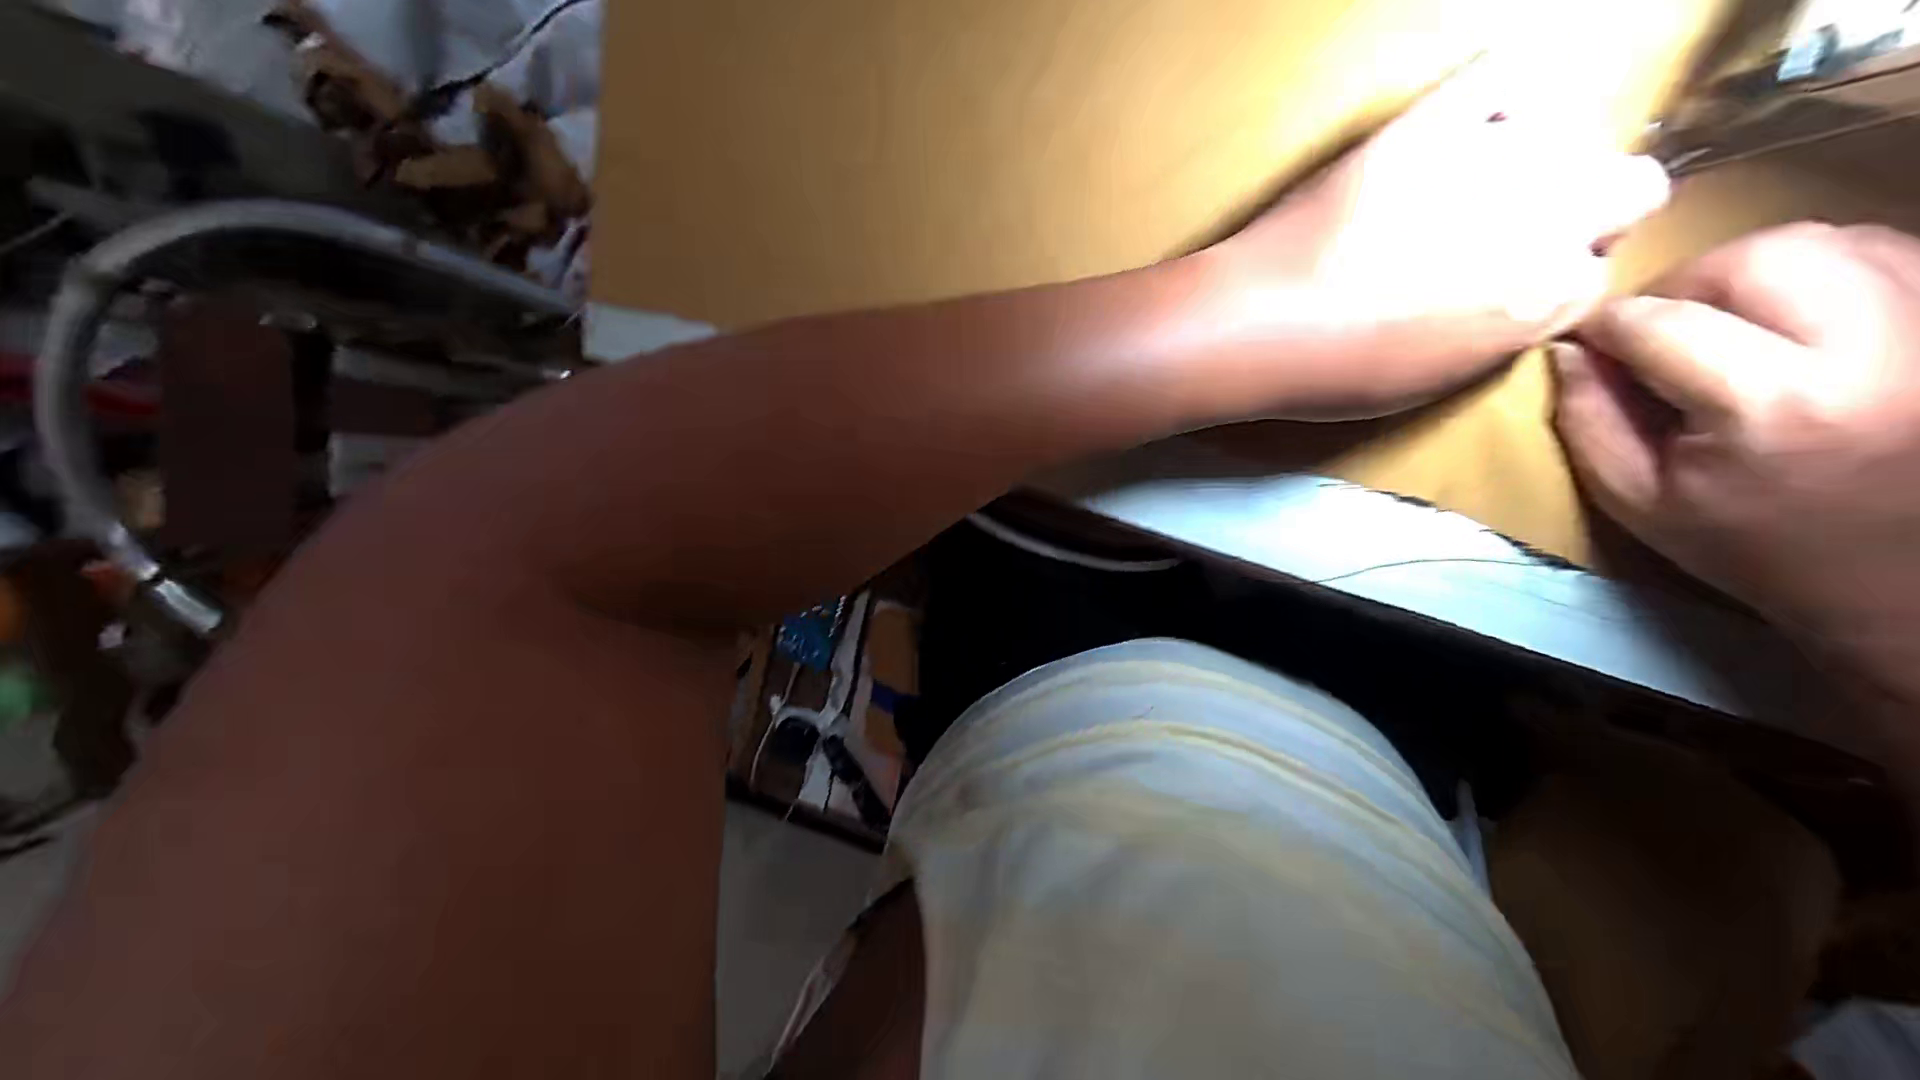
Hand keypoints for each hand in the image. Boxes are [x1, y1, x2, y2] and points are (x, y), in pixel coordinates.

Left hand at [1207, 60, 1669, 417]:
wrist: (1255, 325)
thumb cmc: (1329, 371)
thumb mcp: (1429, 380)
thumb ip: (1493, 334)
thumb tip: (1513, 301)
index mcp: (1543, 303)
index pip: (1591, 273)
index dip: (1547, 277)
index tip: (1506, 282)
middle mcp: (1549, 221)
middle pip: (1624, 190)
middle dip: (1577, 211)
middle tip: (1501, 234)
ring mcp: (1495, 162)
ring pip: (1575, 134)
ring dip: (1539, 158)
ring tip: (1466, 189)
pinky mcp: (1432, 123)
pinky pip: (1505, 75)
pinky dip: (1497, 94)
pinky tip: (1466, 124)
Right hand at [1554, 223, 1919, 727]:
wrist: (1903, 580)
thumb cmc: (1750, 545)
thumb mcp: (1635, 499)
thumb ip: (1588, 420)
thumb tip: (1569, 350)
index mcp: (1775, 408)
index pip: (1664, 322)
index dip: (1608, 324)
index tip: (1585, 340)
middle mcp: (1883, 350)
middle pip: (1763, 255)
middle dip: (1688, 283)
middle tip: (1661, 327)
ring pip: (1834, 239)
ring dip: (1756, 274)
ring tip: (1729, 326)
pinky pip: (1888, 256)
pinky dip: (1823, 275)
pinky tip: (1794, 323)